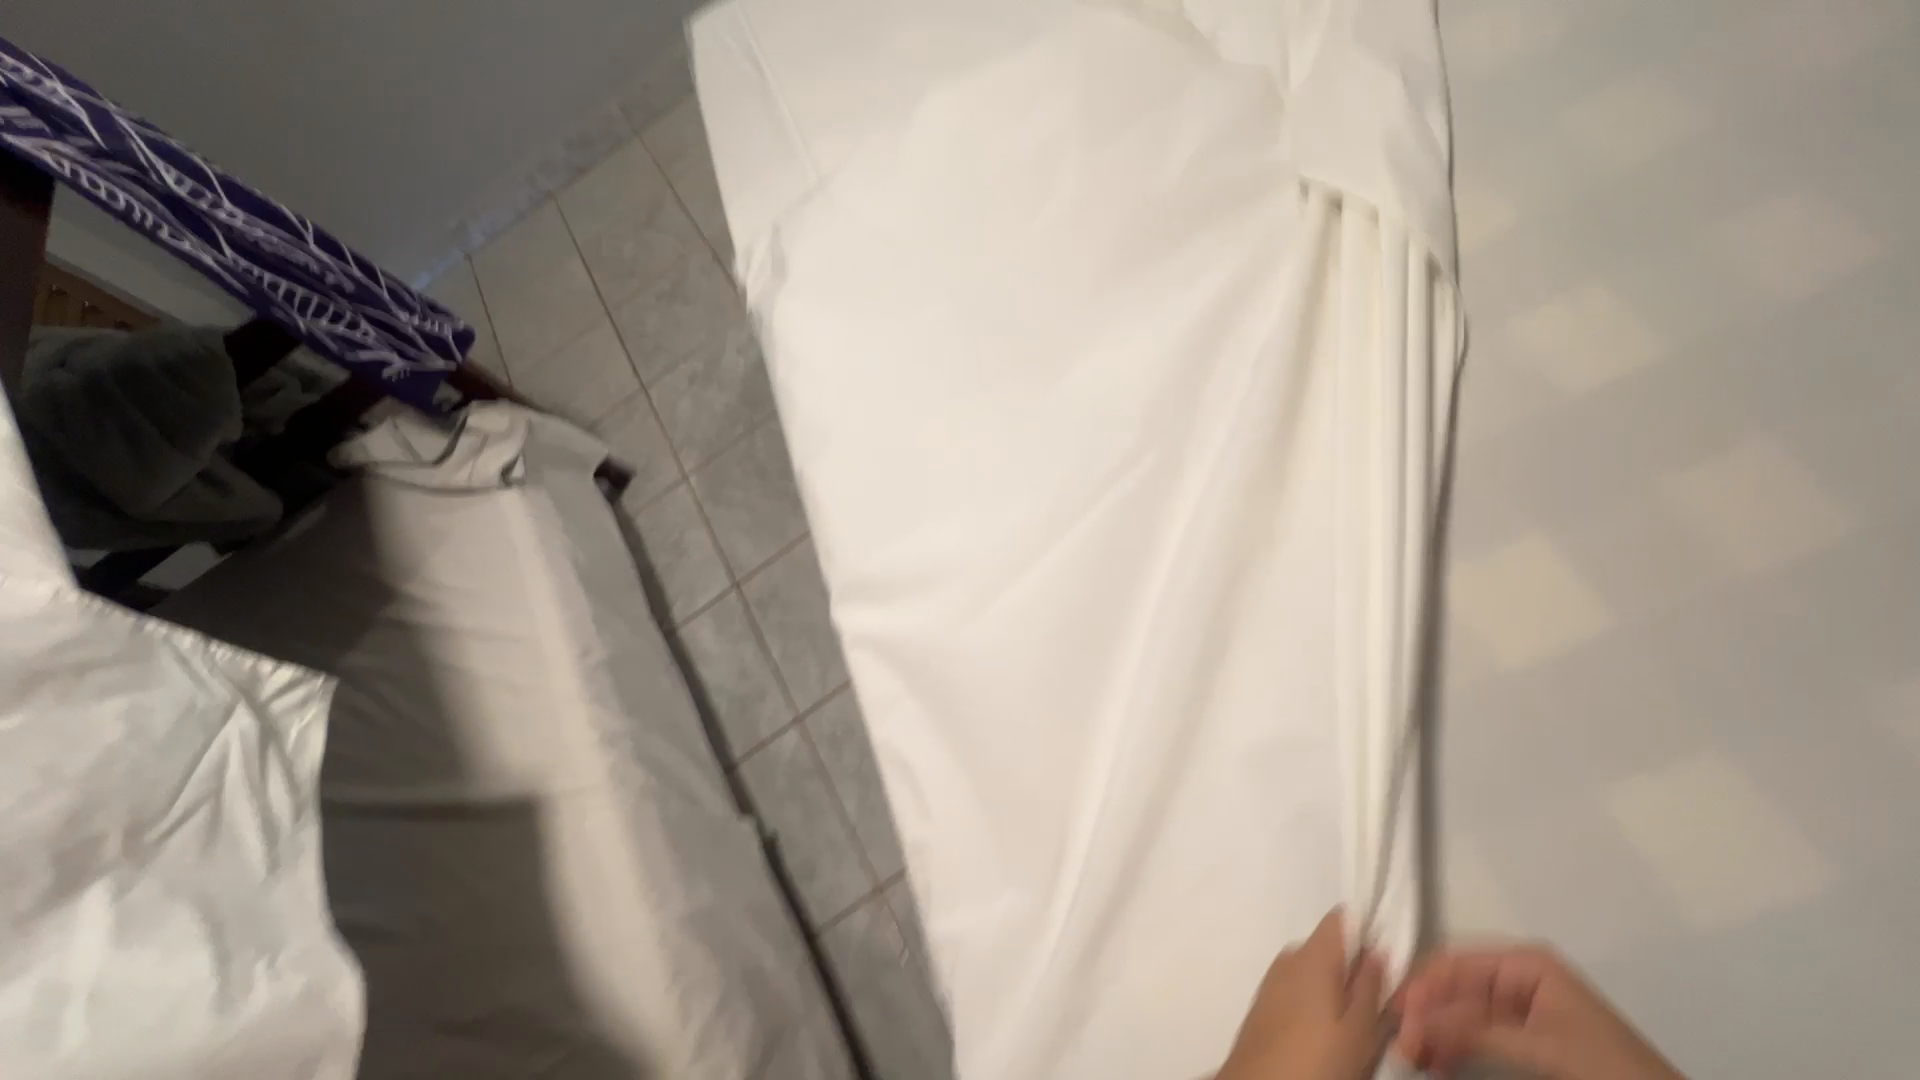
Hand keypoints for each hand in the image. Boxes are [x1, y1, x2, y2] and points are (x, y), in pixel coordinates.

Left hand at [1216, 908, 1387, 1079]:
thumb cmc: (1316, 1060)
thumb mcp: (1360, 1029)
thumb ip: (1371, 985)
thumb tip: (1377, 951)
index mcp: (1313, 954)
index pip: (1342, 919)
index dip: (1367, 932)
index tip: (1386, 962)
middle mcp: (1289, 957)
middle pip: (1332, 950)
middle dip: (1355, 973)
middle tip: (1376, 1012)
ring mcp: (1273, 978)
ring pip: (1316, 973)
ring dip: (1336, 993)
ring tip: (1352, 1035)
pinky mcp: (1264, 1001)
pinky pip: (1299, 990)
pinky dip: (1316, 1006)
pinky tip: (1325, 1040)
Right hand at [1394, 944, 1684, 1079]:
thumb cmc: (1608, 1068)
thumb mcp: (1542, 1047)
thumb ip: (1476, 1032)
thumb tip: (1414, 1021)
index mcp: (1525, 963)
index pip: (1455, 962)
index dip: (1421, 986)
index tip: (1394, 1015)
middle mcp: (1518, 976)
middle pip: (1454, 988)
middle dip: (1425, 1014)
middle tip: (1402, 1045)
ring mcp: (1521, 1008)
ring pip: (1461, 1014)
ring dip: (1435, 1033)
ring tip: (1414, 1057)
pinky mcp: (1525, 1039)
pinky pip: (1477, 1036)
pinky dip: (1454, 1048)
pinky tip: (1438, 1063)